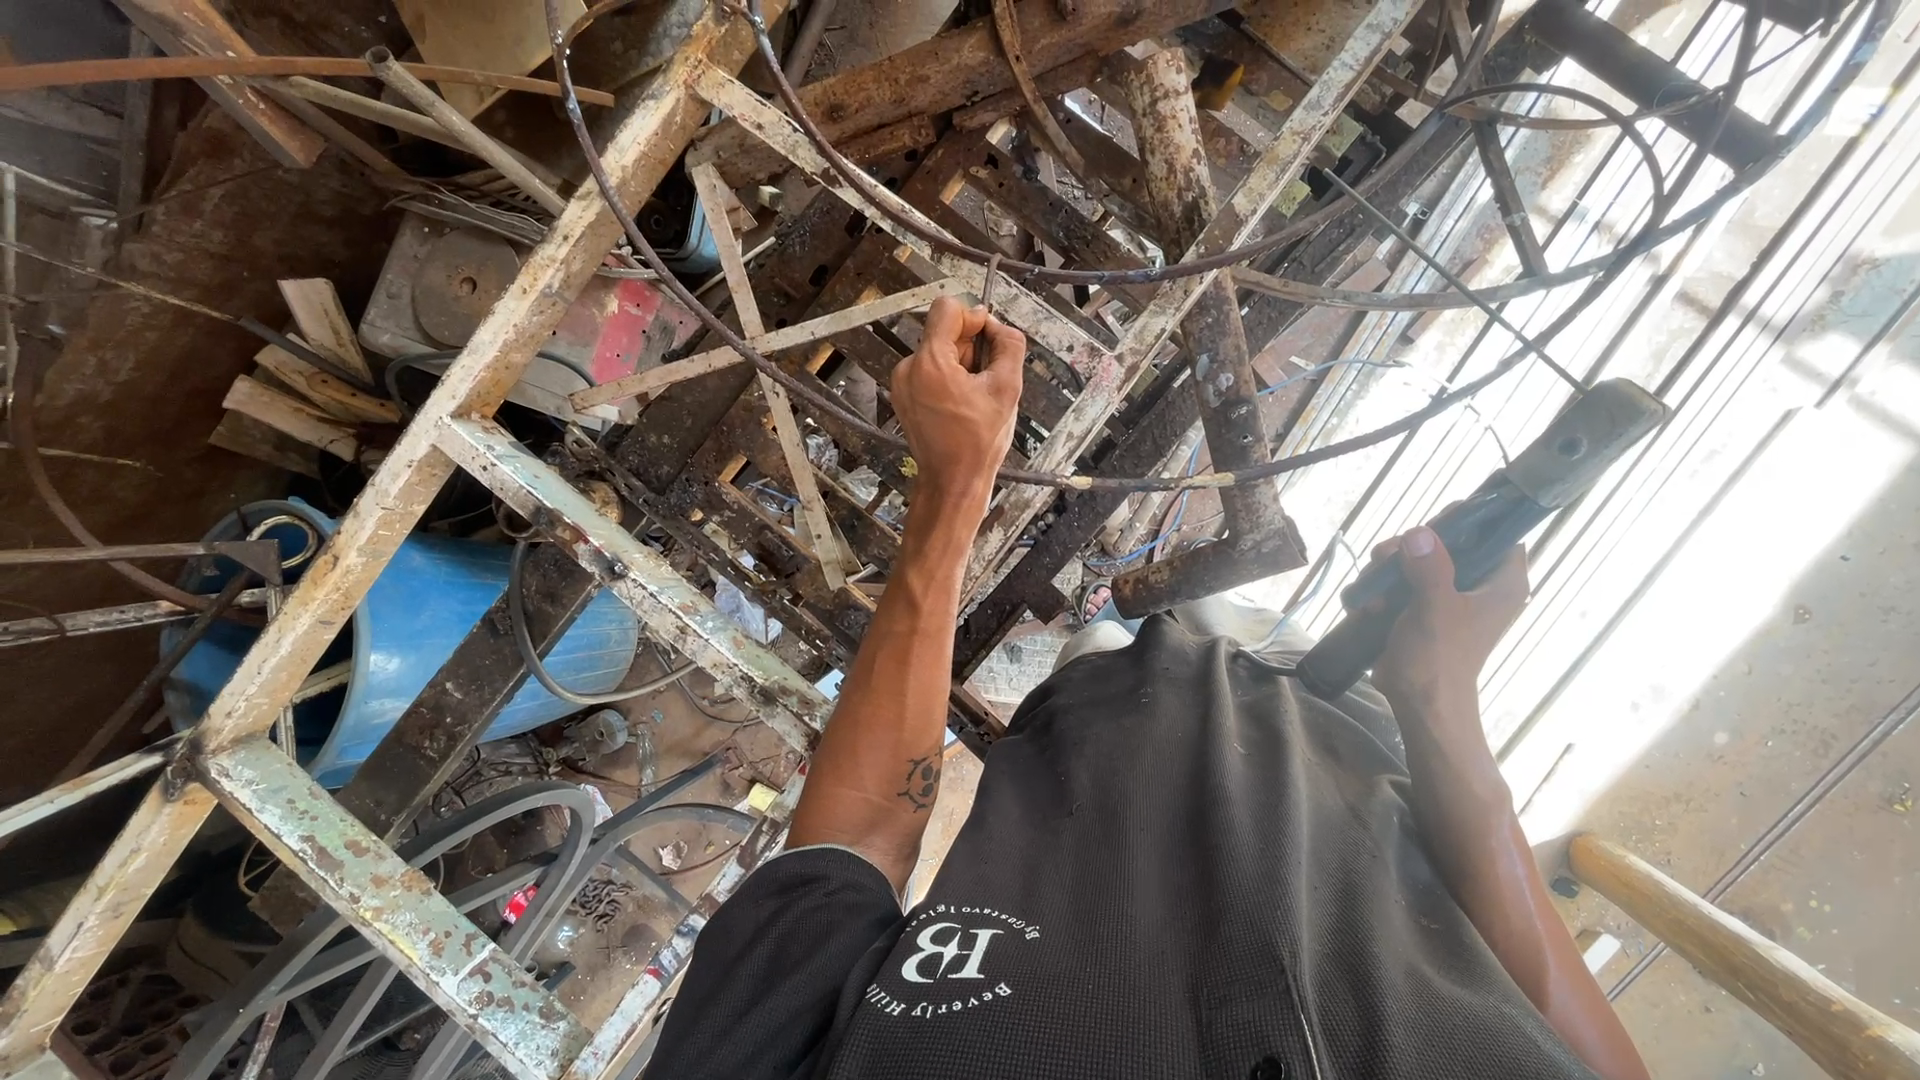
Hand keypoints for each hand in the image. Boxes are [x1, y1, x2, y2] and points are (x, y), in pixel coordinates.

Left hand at [892, 296, 1024, 514]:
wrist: (953, 481)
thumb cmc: (979, 442)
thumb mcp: (1007, 389)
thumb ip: (1009, 346)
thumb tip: (998, 327)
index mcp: (930, 362)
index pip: (947, 309)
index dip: (974, 318)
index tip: (990, 341)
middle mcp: (908, 367)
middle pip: (944, 332)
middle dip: (970, 348)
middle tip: (985, 380)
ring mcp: (901, 383)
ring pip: (938, 352)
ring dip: (961, 365)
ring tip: (974, 397)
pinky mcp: (902, 396)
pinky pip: (929, 371)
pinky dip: (948, 379)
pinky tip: (961, 404)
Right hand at [1370, 525, 1529, 711]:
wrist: (1419, 704)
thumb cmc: (1439, 658)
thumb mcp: (1437, 609)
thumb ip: (1431, 568)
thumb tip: (1418, 532)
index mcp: (1501, 583)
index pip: (1497, 534)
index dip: (1468, 521)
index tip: (1433, 525)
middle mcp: (1476, 585)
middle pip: (1444, 543)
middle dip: (1407, 549)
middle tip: (1385, 558)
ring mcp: (1444, 598)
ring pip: (1412, 562)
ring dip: (1384, 574)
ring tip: (1372, 595)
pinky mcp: (1418, 610)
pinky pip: (1395, 584)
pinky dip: (1377, 592)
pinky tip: (1366, 608)